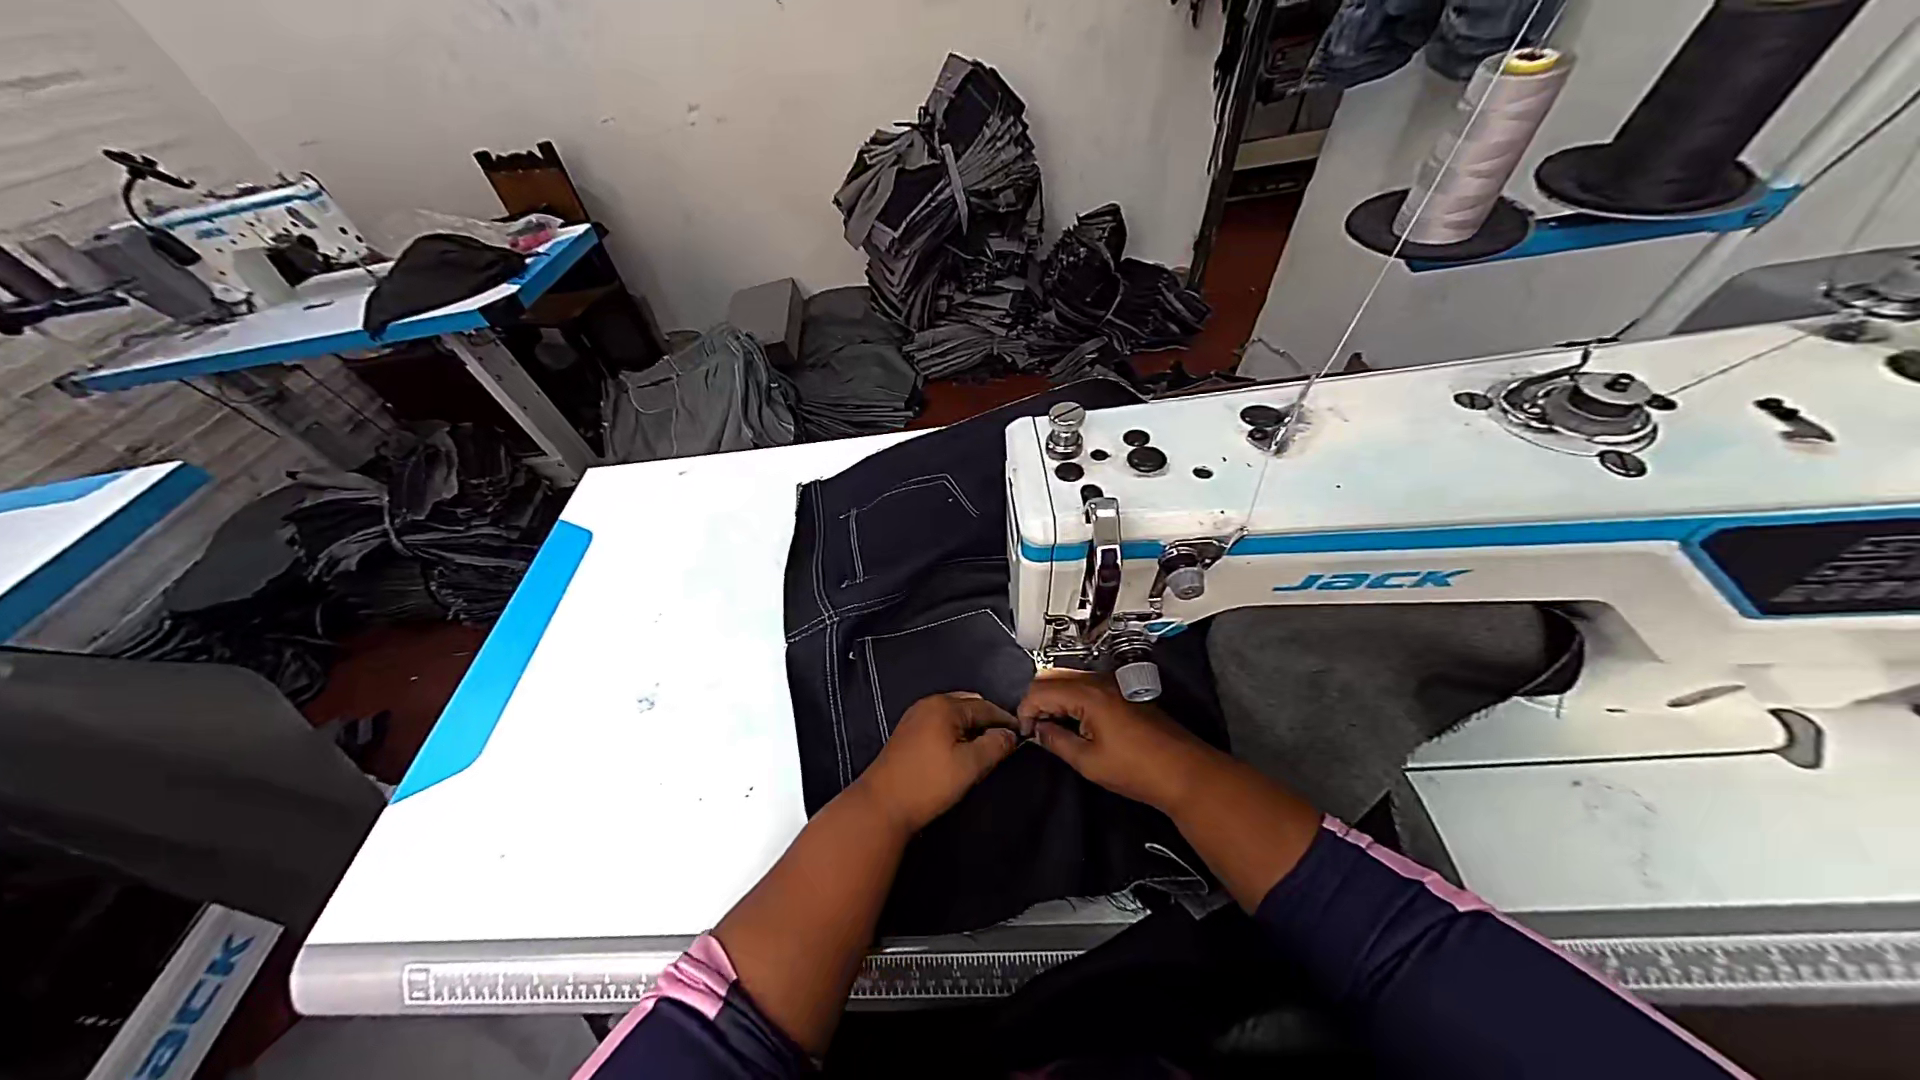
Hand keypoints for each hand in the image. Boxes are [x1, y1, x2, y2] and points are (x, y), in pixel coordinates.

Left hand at [851, 693, 1019, 833]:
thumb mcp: (970, 765)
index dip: (1006, 721)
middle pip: (969, 706)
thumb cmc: (928, 784)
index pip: (986, 707)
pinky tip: (961, 752)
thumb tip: (1010, 735)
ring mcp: (915, 717)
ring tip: (985, 750)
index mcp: (944, 706)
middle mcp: (928, 704)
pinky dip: (955, 733)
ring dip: (971, 728)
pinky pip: (940, 724)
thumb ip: (995, 746)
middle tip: (1004, 744)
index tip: (1022, 737)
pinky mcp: (907, 734)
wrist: (881, 806)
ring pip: (954, 716)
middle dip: (988, 722)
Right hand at [1017, 671, 1223, 813]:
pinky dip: (1071, 699)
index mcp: (1089, 694)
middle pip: (1051, 677)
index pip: (1040, 690)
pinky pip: (1086, 686)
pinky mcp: (1122, 692)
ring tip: (1053, 729)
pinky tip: (1074, 724)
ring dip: (1054, 699)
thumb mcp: (1088, 762)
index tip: (1025, 731)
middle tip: (1035, 729)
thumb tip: (1038, 732)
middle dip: (1036, 701)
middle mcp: (1100, 681)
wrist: (1184, 772)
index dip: (1025, 711)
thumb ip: (1056, 741)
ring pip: (1068, 679)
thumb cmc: (1141, 769)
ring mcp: (1113, 684)